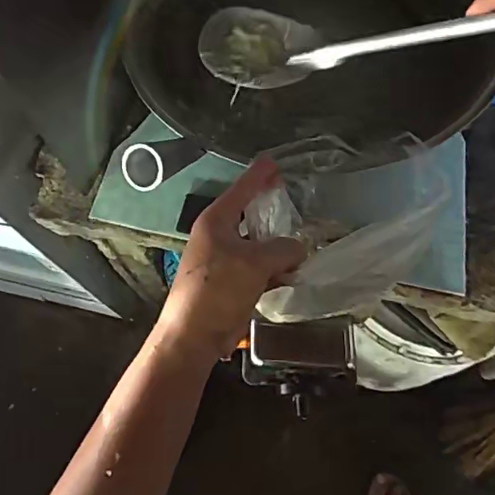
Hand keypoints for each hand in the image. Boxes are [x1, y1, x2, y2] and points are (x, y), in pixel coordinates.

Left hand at [155, 157, 306, 358]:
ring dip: (274, 242)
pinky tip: (292, 271)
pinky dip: (273, 266)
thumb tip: (298, 248)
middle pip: (247, 214)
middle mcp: (216, 235)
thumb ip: (281, 249)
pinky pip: (255, 266)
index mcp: (215, 221)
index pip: (241, 190)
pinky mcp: (228, 282)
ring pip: (254, 242)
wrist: (194, 333)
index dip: (258, 175)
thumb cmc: (218, 289)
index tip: (272, 161)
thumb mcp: (254, 263)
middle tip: (288, 192)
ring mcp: (221, 259)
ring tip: (300, 235)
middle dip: (268, 205)